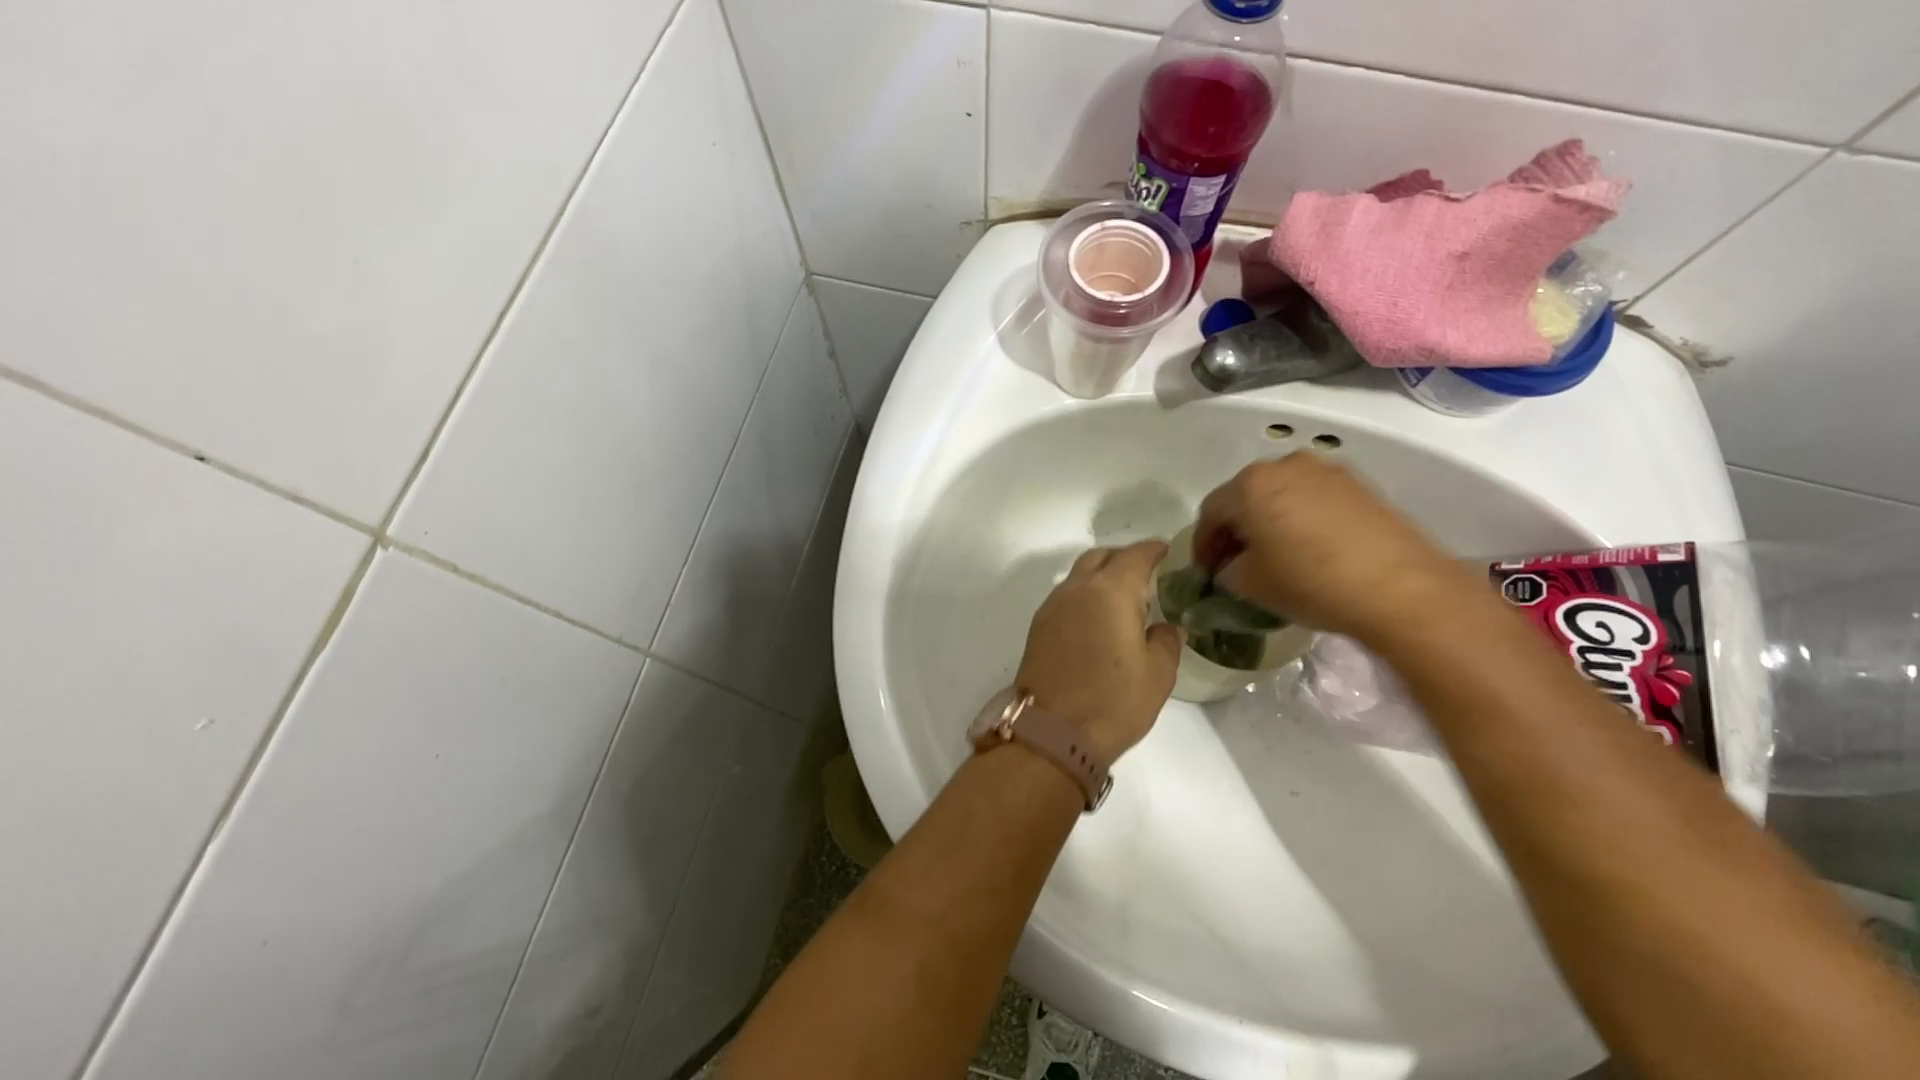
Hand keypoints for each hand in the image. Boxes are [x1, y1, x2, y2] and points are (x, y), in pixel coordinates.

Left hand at [1015, 540, 1182, 764]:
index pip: (1135, 556)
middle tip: (1146, 575)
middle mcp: (1077, 590)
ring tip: (1123, 602)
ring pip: (1079, 577)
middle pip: (1101, 558)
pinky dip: (1085, 598)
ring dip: (1101, 579)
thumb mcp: (1158, 675)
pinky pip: (1066, 598)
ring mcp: (1052, 608)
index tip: (1166, 552)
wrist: (1051, 734)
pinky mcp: (1038, 629)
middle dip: (1123, 559)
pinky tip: (1099, 622)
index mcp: (1111, 591)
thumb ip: (1167, 642)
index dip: (1153, 550)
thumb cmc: (1112, 702)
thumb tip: (1167, 627)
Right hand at [1194, 452, 1475, 641]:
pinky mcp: (1359, 485)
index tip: (1207, 573)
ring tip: (1275, 556)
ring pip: (1282, 494)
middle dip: (1236, 529)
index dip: (1204, 544)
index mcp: (1250, 485)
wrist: (1399, 587)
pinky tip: (1309, 549)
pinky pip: (1314, 498)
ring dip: (1270, 521)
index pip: (1210, 512)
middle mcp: (1285, 465)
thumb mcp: (1251, 585)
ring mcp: (1327, 470)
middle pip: (1246, 496)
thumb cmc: (1310, 582)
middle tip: (1236, 563)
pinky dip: (1302, 519)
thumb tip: (1232, 566)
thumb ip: (1227, 571)